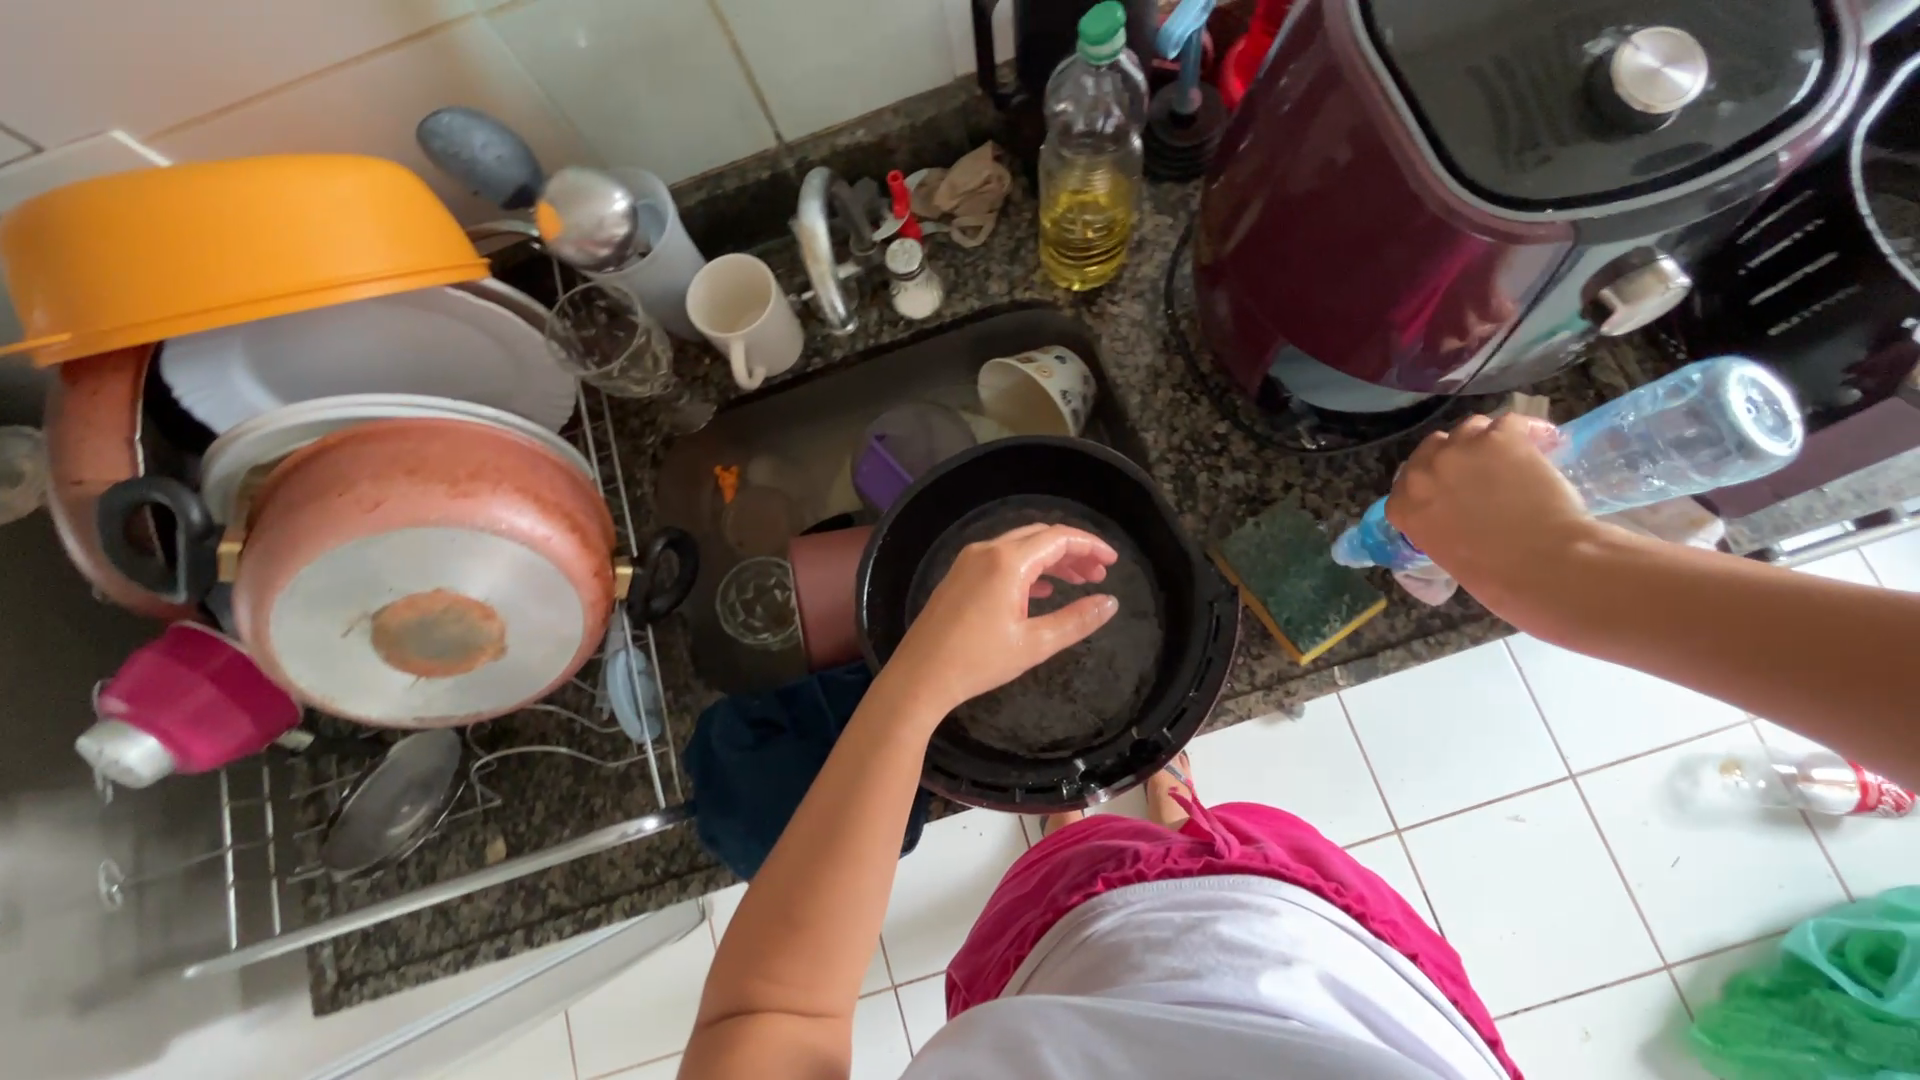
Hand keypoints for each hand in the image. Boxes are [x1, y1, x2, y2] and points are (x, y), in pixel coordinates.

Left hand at [881, 524, 1120, 717]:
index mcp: (1008, 562)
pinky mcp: (958, 576)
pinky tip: (1041, 592)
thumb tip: (1110, 602)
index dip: (1090, 545)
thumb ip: (1076, 620)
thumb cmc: (978, 661)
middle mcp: (987, 551)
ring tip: (1078, 582)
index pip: (1058, 538)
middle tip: (1099, 574)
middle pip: (1039, 537)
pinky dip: (1027, 569)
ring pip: (1019, 547)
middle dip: (1072, 552)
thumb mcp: (1035, 644)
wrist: (920, 676)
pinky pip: (1000, 560)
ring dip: (1050, 560)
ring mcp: (968, 561)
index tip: (1112, 561)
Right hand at [1387, 413, 1603, 612]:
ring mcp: (1459, 451)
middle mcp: (1423, 474)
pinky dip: (1526, 431)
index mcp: (1403, 508)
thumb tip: (1460, 520)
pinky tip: (1542, 443)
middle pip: (1431, 448)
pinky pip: (1509, 422)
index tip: (1447, 493)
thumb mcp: (1446, 555)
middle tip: (1480, 473)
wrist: (1541, 562)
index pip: (1404, 483)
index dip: (1429, 484)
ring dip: (1484, 440)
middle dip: (1452, 457)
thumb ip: (1440, 528)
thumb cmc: (1494, 576)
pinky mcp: (1499, 438)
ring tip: (1510, 457)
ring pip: (1468, 429)